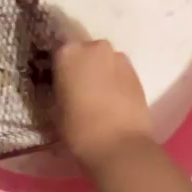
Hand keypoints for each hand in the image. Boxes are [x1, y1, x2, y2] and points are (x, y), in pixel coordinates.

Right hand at [52, 39, 154, 168]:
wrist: (120, 145)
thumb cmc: (78, 128)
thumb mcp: (54, 108)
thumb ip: (57, 89)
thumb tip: (62, 86)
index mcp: (68, 52)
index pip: (56, 47)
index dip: (56, 63)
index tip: (55, 77)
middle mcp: (94, 47)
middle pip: (83, 50)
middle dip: (80, 64)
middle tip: (76, 86)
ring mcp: (118, 57)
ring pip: (103, 59)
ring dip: (98, 71)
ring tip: (96, 95)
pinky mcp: (136, 72)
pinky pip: (118, 70)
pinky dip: (114, 80)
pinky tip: (111, 100)